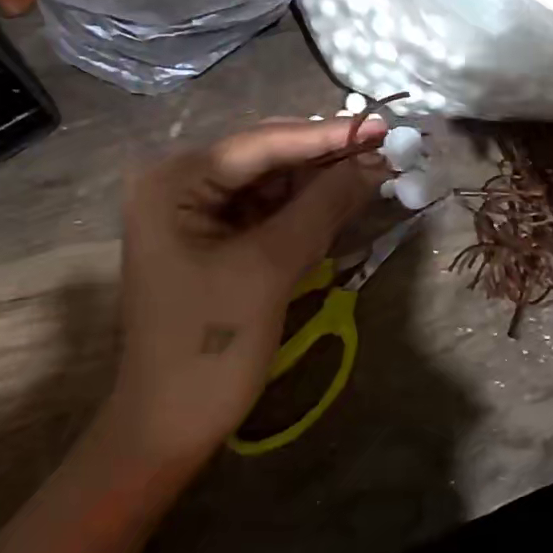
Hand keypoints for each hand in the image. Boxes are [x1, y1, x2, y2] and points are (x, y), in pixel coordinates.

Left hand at [109, 119, 386, 462]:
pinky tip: (340, 203)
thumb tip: (374, 160)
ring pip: (269, 184)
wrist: (167, 426)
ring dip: (318, 183)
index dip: (326, 135)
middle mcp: (176, 184)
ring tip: (373, 172)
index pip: (261, 144)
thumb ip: (323, 206)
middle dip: (324, 158)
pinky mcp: (210, 239)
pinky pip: (264, 212)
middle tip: (385, 148)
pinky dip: (301, 211)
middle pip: (265, 158)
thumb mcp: (271, 268)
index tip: (382, 126)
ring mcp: (192, 212)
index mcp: (173, 181)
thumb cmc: (210, 347)